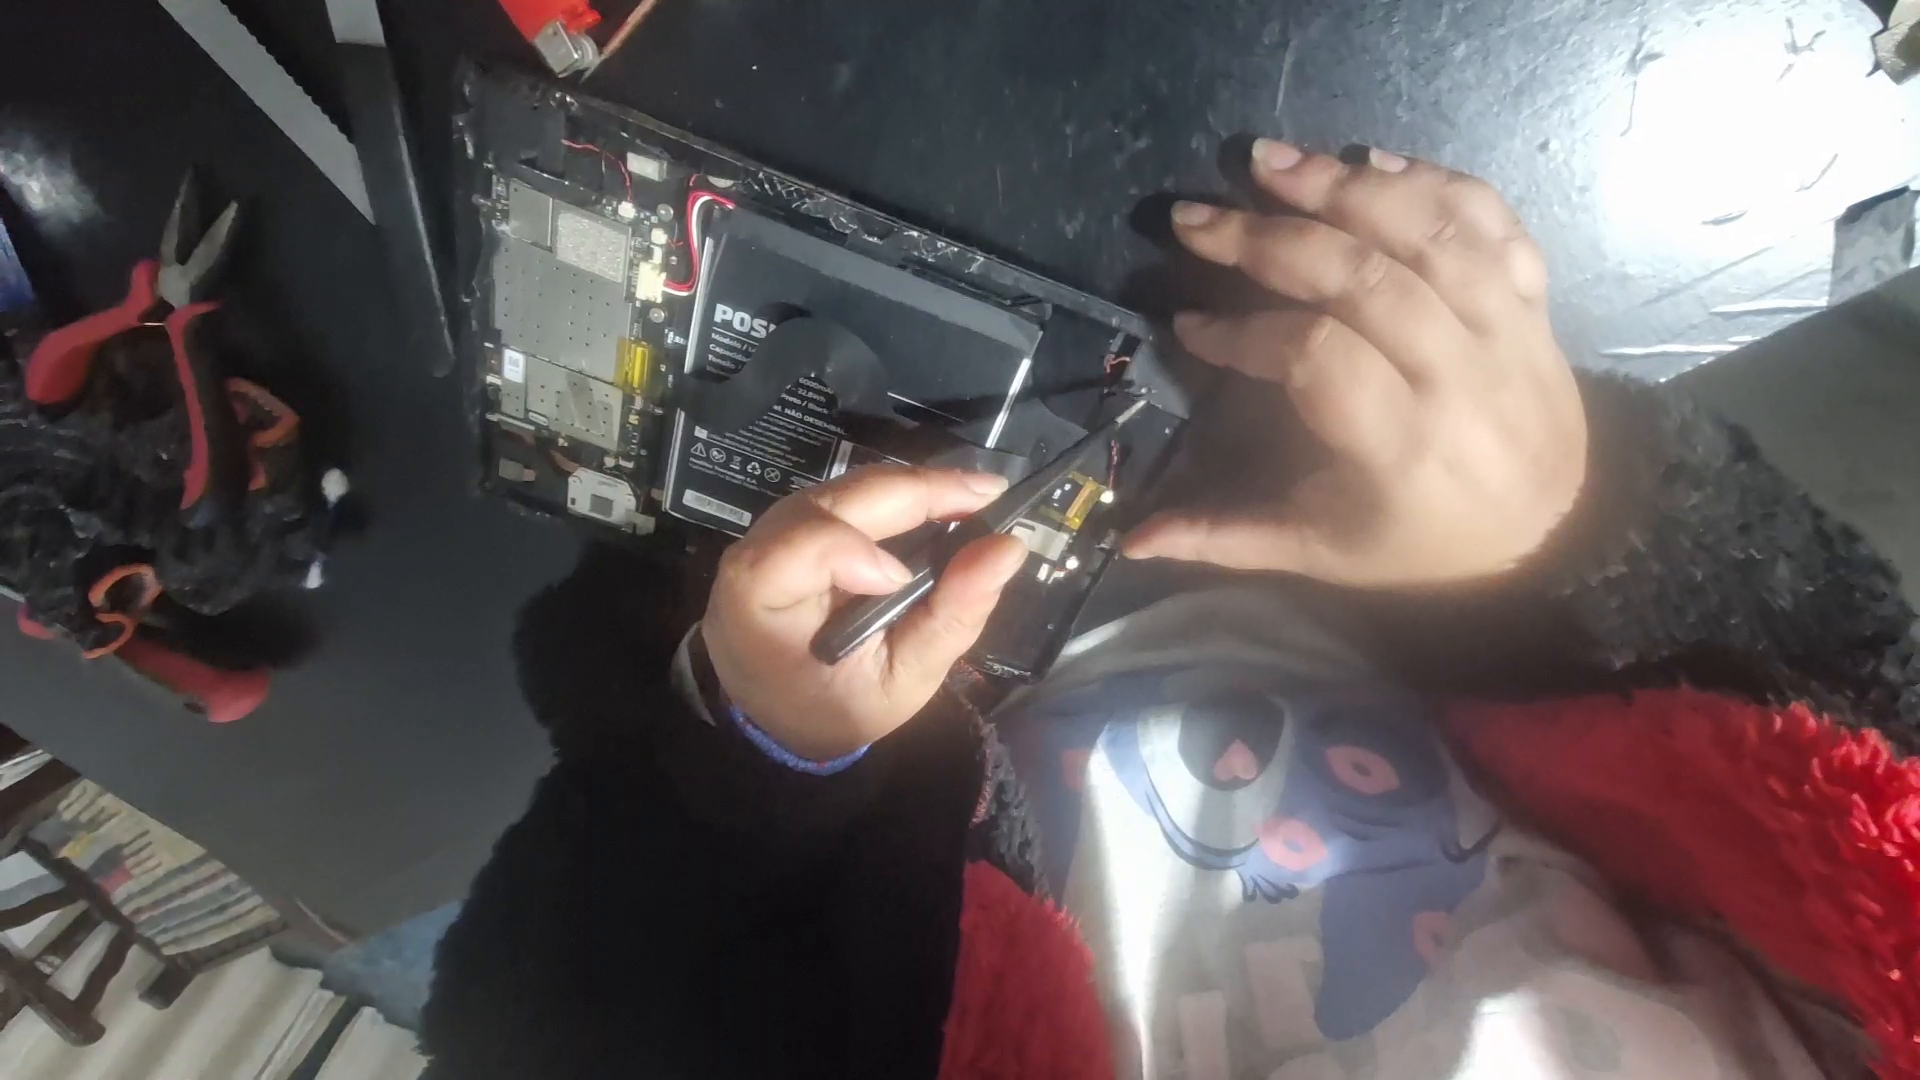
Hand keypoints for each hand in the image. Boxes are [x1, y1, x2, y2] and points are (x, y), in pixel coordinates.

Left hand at [702, 465, 1028, 760]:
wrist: (791, 714)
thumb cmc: (842, 706)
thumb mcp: (903, 681)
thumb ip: (951, 617)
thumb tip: (1007, 547)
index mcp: (760, 603)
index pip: (799, 550)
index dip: (853, 549)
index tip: (903, 579)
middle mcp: (756, 553)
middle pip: (836, 502)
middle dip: (919, 491)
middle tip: (991, 493)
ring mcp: (773, 531)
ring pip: (846, 488)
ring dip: (913, 488)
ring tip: (972, 498)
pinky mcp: (796, 524)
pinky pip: (849, 495)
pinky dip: (898, 496)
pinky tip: (939, 501)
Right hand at [1125, 142, 1587, 587]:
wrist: (1552, 538)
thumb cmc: (1415, 547)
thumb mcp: (1314, 551)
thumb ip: (1222, 538)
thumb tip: (1130, 540)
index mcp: (1398, 443)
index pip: (1314, 356)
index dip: (1241, 333)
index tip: (1188, 326)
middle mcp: (1459, 374)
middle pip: (1361, 277)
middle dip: (1268, 240)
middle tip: (1195, 219)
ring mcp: (1506, 328)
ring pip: (1426, 232)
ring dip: (1340, 187)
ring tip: (1266, 161)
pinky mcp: (1533, 303)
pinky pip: (1489, 220)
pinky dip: (1430, 180)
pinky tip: (1368, 160)